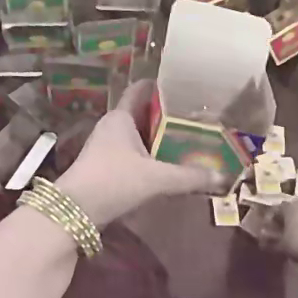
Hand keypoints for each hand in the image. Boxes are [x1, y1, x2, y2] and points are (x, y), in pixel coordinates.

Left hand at [54, 80, 233, 226]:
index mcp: (121, 116)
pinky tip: (167, 167)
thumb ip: (189, 178)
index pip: (141, 89)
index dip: (162, 85)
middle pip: (143, 114)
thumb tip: (222, 177)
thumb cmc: (113, 182)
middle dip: (167, 116)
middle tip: (197, 119)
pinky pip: (133, 155)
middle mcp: (112, 127)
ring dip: (159, 139)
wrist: (74, 212)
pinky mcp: (105, 168)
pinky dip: (150, 157)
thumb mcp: (156, 178)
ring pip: (138, 137)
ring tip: (188, 142)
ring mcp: (106, 148)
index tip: (186, 86)